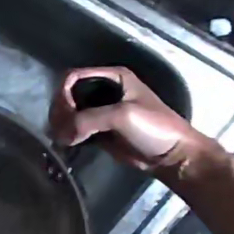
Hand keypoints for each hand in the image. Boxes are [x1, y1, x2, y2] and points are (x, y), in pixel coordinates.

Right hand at [48, 67, 218, 181]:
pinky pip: (75, 129)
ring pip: (69, 113)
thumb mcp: (123, 115)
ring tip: (64, 139)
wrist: (172, 156)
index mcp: (112, 77)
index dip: (63, 93)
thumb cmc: (154, 128)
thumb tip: (63, 135)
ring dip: (61, 124)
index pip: (73, 77)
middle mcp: (103, 90)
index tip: (65, 112)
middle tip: (62, 129)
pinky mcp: (99, 131)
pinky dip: (67, 135)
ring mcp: (100, 111)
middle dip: (61, 111)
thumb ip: (90, 119)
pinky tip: (66, 143)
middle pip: (67, 94)